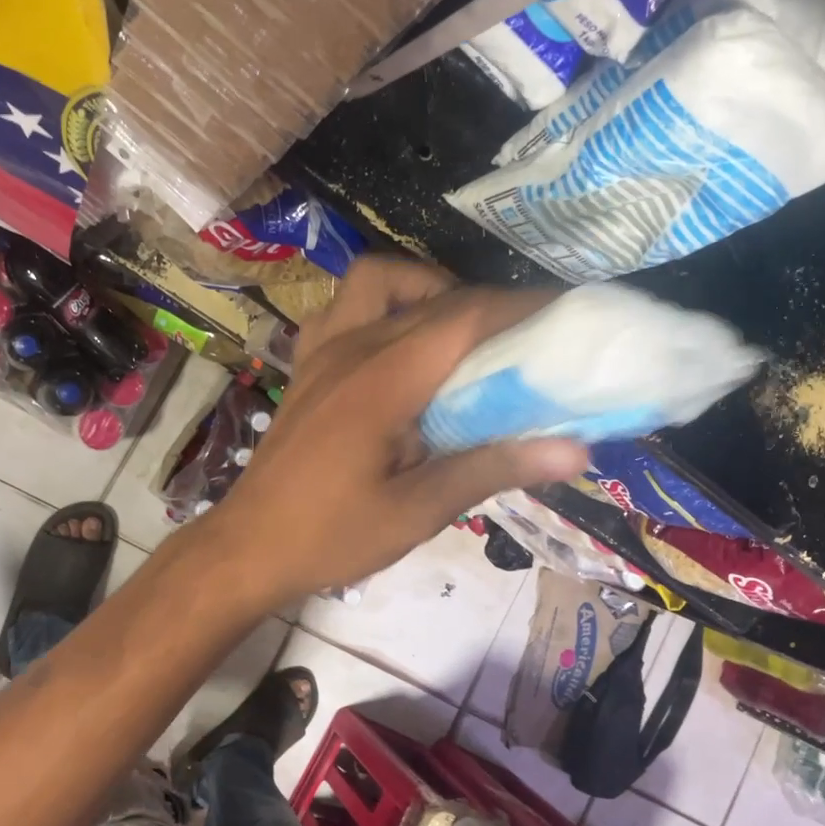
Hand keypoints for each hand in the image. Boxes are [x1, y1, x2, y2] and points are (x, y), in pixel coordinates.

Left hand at [197, 257, 590, 607]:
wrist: (248, 545)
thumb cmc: (331, 535)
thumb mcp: (417, 512)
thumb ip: (491, 469)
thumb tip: (575, 451)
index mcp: (383, 379)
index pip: (463, 317)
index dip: (519, 306)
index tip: (566, 313)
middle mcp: (351, 347)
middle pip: (432, 296)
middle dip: (488, 304)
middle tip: (531, 337)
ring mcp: (321, 350)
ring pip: (377, 280)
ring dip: (425, 288)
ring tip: (459, 333)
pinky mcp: (306, 364)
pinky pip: (342, 308)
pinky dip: (377, 307)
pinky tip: (395, 346)